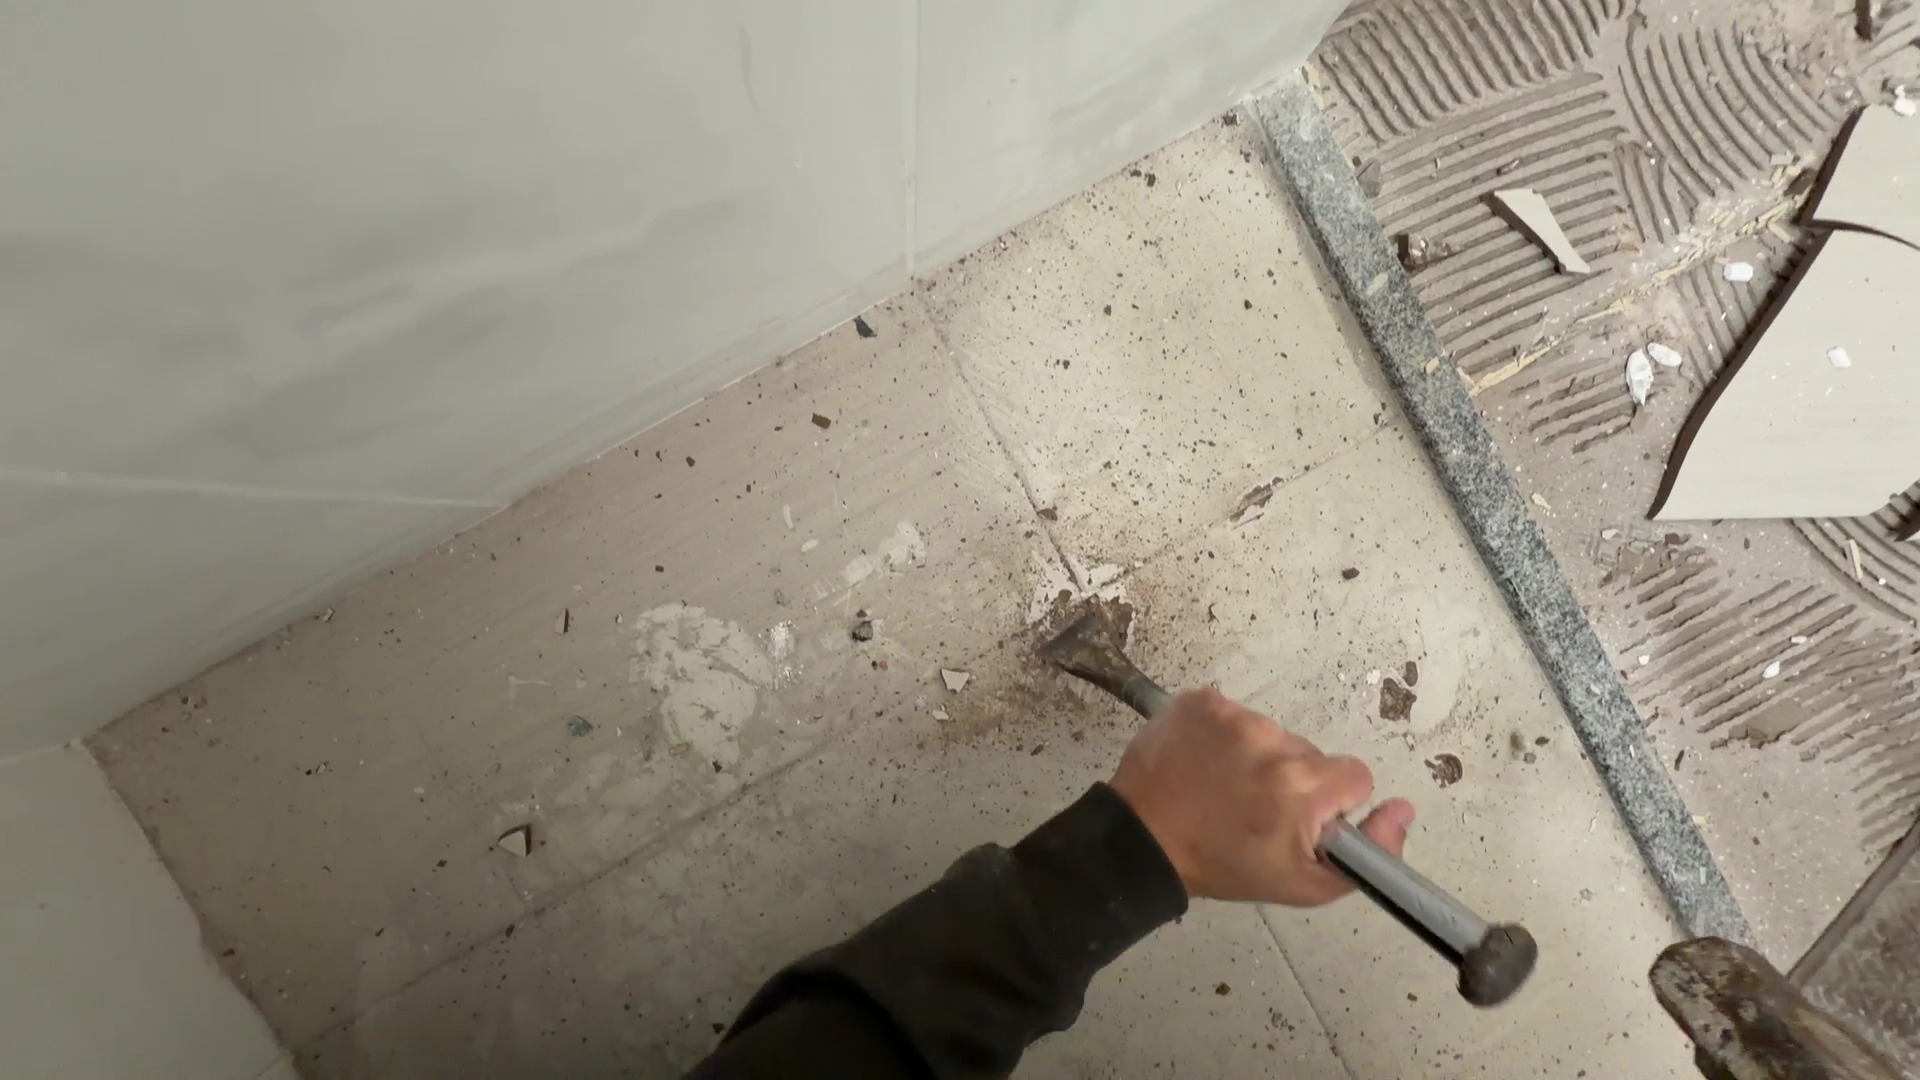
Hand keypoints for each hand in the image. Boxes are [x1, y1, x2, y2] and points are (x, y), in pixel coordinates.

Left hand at [1108, 687, 1413, 905]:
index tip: (1301, 815)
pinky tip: (1203, 761)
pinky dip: (1221, 734)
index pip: (1352, 774)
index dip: (1331, 799)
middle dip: (1290, 777)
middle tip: (1252, 805)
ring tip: (1221, 784)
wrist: (1144, 837)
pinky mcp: (1198, 701)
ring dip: (1253, 755)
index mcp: (1301, 784)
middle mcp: (1270, 740)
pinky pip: (1230, 713)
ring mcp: (1230, 715)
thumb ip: (1372, 852)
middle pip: (1307, 752)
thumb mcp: (1305, 883)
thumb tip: (1403, 809)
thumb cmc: (1222, 864)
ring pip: (1268, 733)